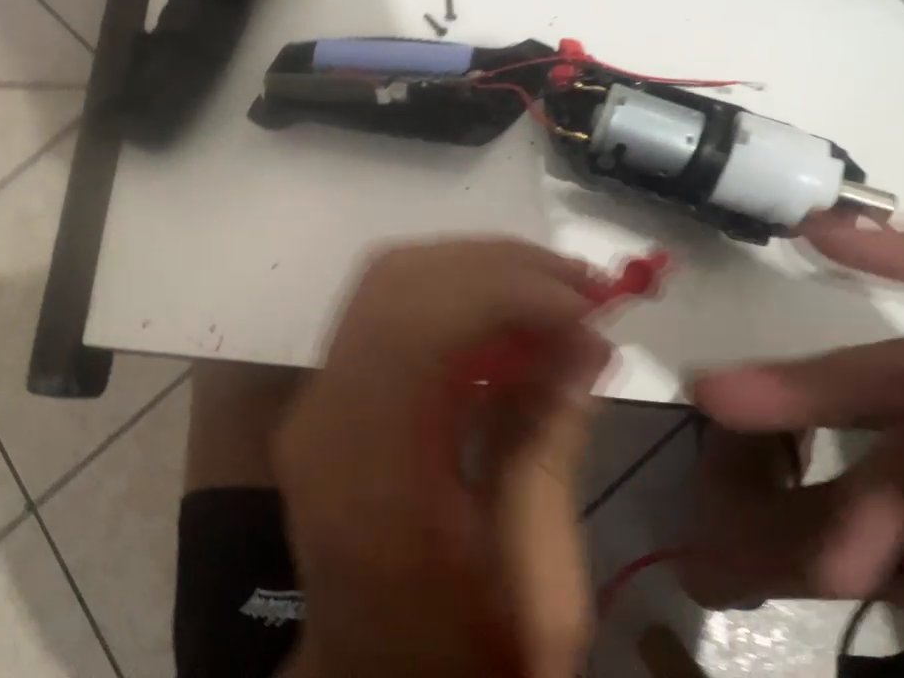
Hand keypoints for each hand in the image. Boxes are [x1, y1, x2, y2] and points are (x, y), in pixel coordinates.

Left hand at [275, 240, 611, 677]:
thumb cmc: (457, 649)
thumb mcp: (529, 575)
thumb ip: (545, 445)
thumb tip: (584, 339)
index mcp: (363, 472)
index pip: (413, 323)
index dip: (504, 289)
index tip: (589, 306)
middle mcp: (321, 417)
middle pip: (396, 282)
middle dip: (498, 265)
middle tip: (587, 289)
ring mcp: (314, 401)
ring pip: (390, 282)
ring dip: (479, 271)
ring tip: (560, 301)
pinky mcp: (328, 395)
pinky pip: (388, 312)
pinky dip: (456, 297)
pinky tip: (513, 324)